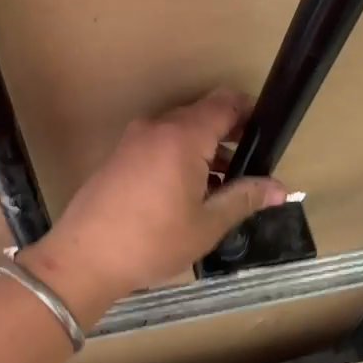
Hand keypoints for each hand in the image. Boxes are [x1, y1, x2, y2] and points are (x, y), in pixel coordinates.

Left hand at [19, 90, 288, 322]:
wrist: (84, 259)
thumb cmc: (151, 242)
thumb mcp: (207, 224)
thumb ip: (245, 198)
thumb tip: (279, 188)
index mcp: (183, 137)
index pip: (225, 103)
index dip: (250, 112)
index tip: (266, 134)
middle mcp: (157, 128)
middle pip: (202, 115)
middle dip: (229, 136)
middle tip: (248, 169)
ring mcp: (133, 140)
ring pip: (180, 131)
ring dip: (204, 150)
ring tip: (220, 189)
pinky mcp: (119, 157)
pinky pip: (159, 144)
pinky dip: (179, 158)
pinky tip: (186, 194)